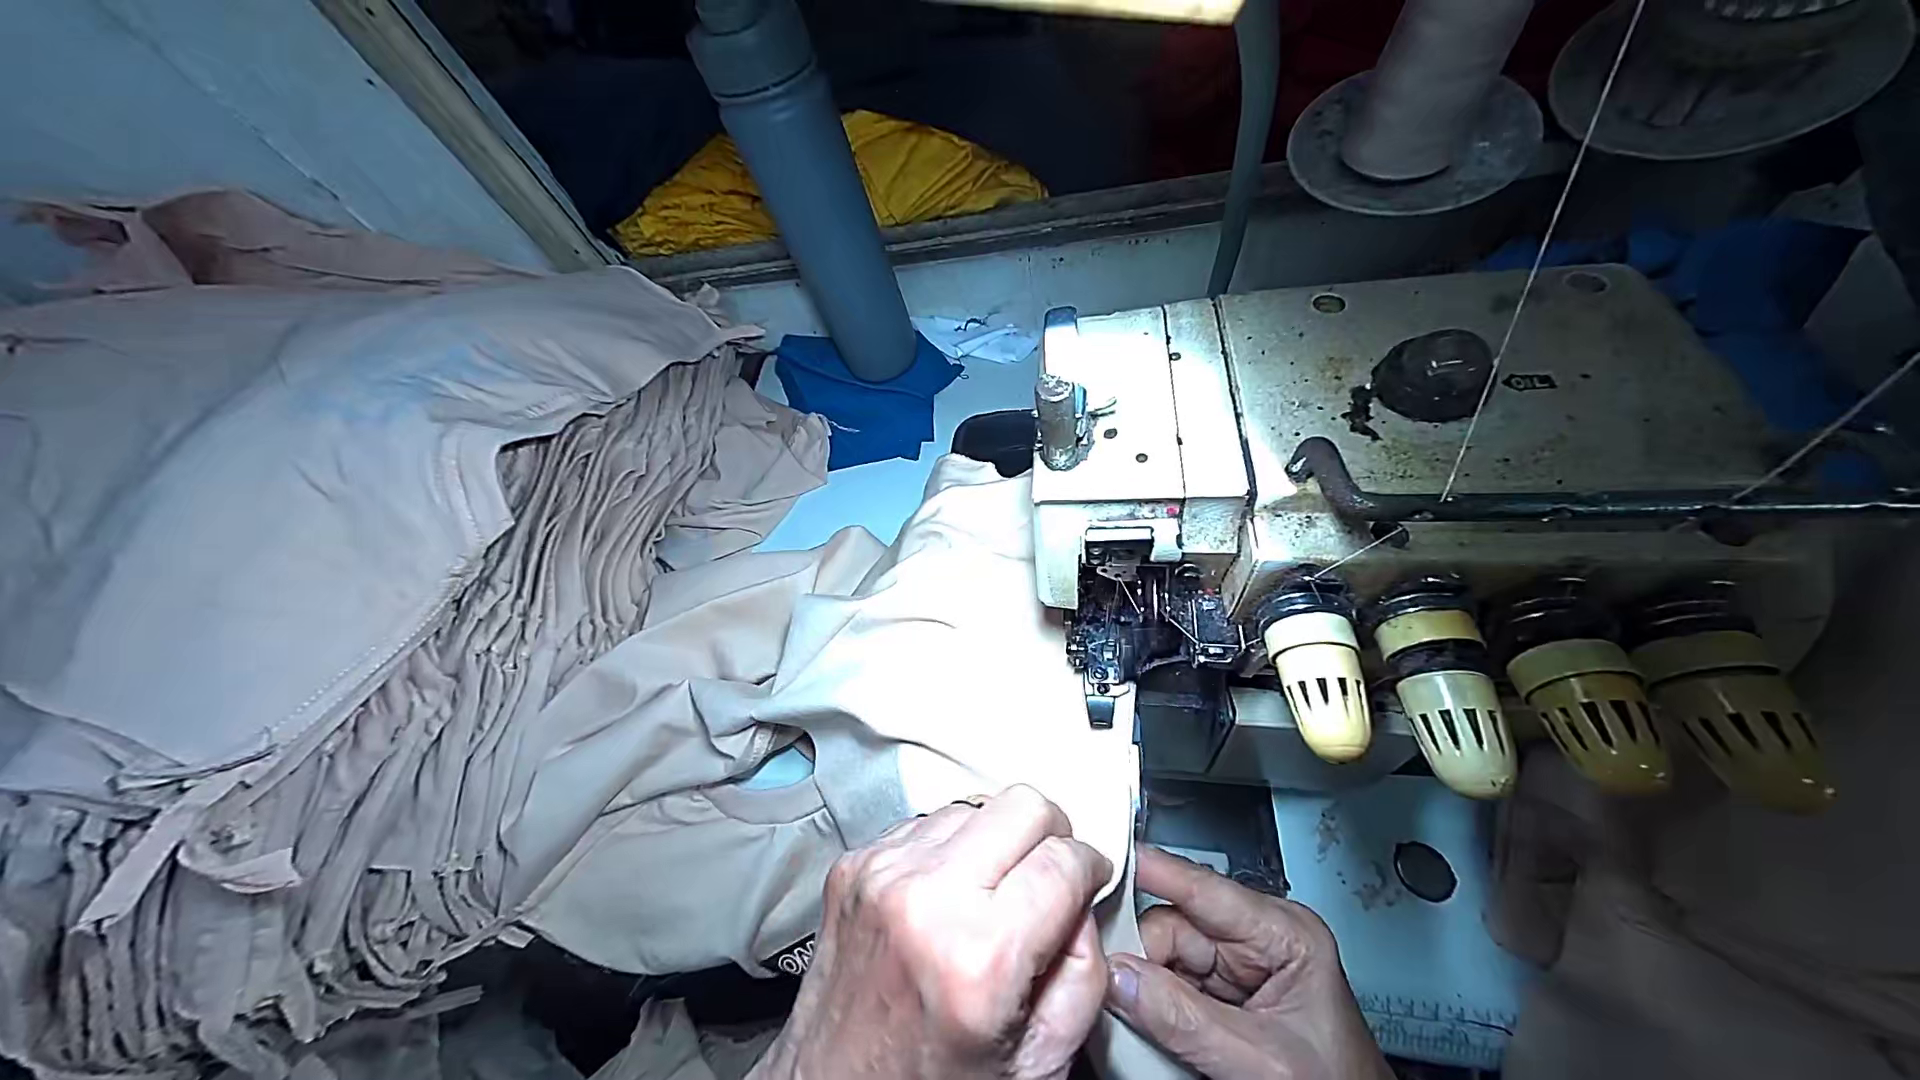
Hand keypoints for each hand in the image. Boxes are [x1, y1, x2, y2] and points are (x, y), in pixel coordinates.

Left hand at [752, 785, 1114, 1079]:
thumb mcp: (1039, 1060)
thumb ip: (1084, 972)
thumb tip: (1079, 896)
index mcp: (978, 958)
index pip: (1063, 861)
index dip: (1090, 866)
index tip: (1088, 877)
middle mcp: (924, 898)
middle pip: (1023, 805)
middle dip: (1051, 833)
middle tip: (1049, 871)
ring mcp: (883, 870)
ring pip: (976, 804)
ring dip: (997, 838)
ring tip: (991, 888)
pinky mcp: (856, 860)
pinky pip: (931, 820)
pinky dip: (953, 846)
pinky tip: (950, 890)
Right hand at [1105, 845, 1390, 1079]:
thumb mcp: (1267, 1062)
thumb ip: (1188, 1020)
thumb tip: (1118, 976)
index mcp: (1283, 933)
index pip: (1201, 886)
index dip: (1147, 868)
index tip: (1098, 858)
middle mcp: (1254, 938)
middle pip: (1169, 923)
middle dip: (1139, 955)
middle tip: (1111, 986)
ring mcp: (1233, 966)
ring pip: (1159, 954)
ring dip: (1141, 984)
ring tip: (1137, 1021)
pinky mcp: (1217, 994)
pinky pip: (1165, 983)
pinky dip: (1149, 1002)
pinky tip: (1148, 1024)